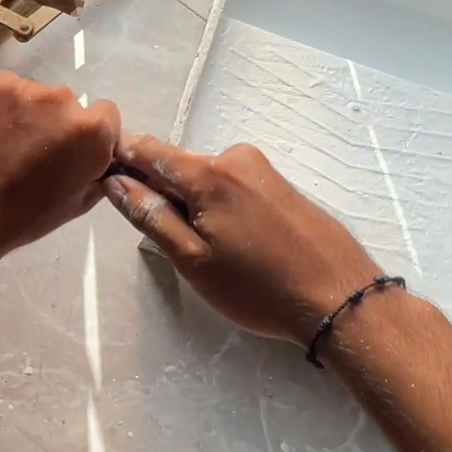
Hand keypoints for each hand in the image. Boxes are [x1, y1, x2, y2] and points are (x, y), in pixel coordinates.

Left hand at [0, 71, 120, 263]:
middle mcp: (61, 99)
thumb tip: (101, 152)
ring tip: (4, 142)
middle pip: (66, 102)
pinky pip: (5, 88)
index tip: (70, 147)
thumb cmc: (23, 214)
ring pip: (34, 94)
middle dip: (55, 121)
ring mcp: (22, 88)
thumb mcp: (79, 201)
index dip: (90, 132)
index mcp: (90, 130)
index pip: (105, 114)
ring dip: (26, 112)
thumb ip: (98, 167)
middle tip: (33, 149)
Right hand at [104, 134, 381, 342]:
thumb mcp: (193, 260)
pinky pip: (231, 184)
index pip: (146, 149)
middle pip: (175, 163)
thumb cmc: (259, 288)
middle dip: (161, 190)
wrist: (344, 302)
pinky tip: (236, 242)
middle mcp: (234, 158)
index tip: (106, 184)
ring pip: (204, 176)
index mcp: (208, 173)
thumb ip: (150, 216)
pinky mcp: (280, 184)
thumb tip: (114, 181)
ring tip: (210, 249)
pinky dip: (219, 205)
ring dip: (191, 202)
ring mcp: (261, 169)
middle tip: (170, 240)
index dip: (120, 161)